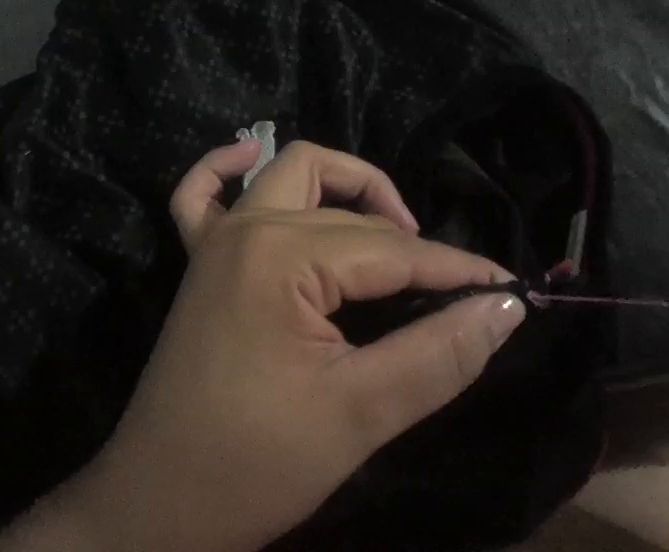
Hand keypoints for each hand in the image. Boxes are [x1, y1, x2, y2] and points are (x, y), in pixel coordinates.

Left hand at [0, 141, 527, 551]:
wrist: (156, 506)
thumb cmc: (255, 465)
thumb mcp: (359, 415)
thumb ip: (437, 354)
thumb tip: (505, 307)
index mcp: (282, 256)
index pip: (391, 248)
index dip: (456, 270)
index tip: (511, 289)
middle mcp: (247, 228)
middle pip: (349, 211)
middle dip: (410, 242)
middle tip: (450, 292)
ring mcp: (215, 240)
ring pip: (290, 174)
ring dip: (343, 187)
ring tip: (391, 233)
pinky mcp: (197, 262)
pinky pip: (203, 193)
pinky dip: (229, 169)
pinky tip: (255, 162)